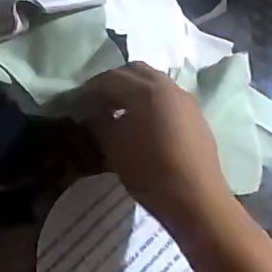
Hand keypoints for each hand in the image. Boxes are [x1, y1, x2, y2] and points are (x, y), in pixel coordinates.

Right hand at [69, 62, 234, 224]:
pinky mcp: (195, 116)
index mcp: (146, 91)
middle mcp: (169, 88)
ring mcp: (186, 101)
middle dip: (112, 81)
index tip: (75, 102)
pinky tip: (138, 121)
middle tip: (95, 100)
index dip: (88, 90)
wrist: (196, 199)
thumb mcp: (113, 145)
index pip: (109, 79)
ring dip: (132, 89)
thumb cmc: (149, 170)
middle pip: (134, 71)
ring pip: (153, 81)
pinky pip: (166, 96)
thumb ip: (99, 121)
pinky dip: (148, 99)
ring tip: (116, 110)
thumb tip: (90, 113)